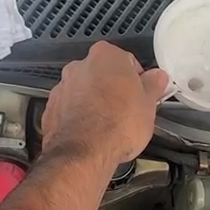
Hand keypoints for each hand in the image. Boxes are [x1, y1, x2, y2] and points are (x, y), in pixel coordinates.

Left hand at [39, 42, 169, 167]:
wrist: (84, 152)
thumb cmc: (115, 125)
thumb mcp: (148, 103)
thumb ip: (153, 85)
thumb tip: (157, 78)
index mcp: (106, 56)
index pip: (128, 61)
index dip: (138, 79)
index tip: (144, 92)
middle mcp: (80, 67)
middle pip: (103, 75)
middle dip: (115, 90)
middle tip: (129, 109)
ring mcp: (63, 88)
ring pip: (85, 91)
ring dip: (96, 103)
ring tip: (111, 125)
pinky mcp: (52, 109)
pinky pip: (71, 109)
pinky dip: (80, 117)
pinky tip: (93, 133)